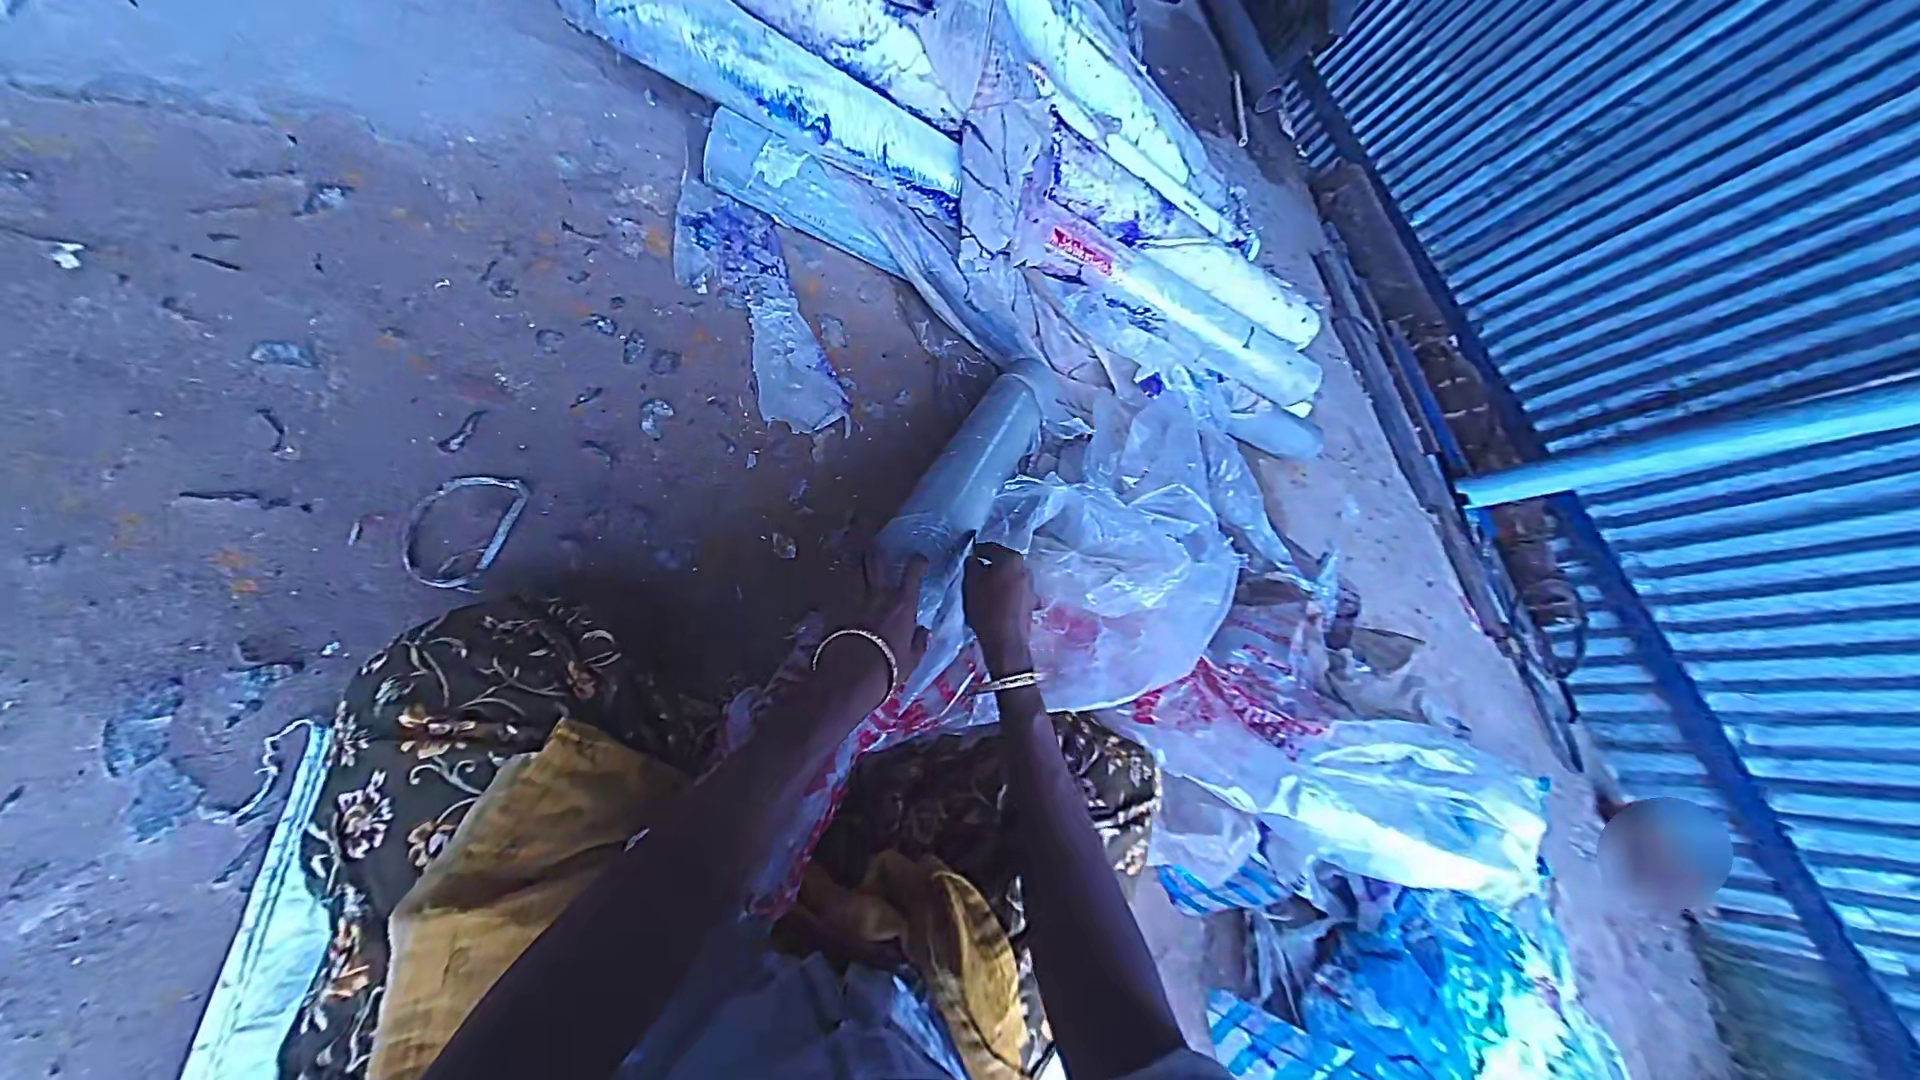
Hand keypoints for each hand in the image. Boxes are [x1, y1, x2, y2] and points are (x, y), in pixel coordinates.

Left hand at [815, 553, 931, 705]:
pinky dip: (840, 585)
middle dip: (878, 552)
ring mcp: (854, 597)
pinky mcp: (834, 606)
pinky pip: (838, 588)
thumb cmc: (888, 666)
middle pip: (877, 560)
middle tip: (878, 550)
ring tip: (856, 562)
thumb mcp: (912, 658)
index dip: (918, 562)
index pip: (913, 573)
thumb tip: (924, 631)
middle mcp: (879, 593)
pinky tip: (839, 587)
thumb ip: (919, 642)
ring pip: (853, 569)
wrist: (852, 673)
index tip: (919, 560)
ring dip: (856, 564)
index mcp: (902, 603)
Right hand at [964, 543, 1035, 677]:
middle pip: (1003, 562)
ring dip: (998, 580)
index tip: (969, 556)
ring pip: (1009, 577)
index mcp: (1012, 559)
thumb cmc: (986, 606)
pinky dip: (1005, 592)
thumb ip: (972, 564)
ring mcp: (1030, 586)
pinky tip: (995, 602)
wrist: (1005, 640)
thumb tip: (975, 559)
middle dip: (989, 566)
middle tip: (974, 573)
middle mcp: (1025, 569)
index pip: (991, 548)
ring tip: (983, 589)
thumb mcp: (971, 581)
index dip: (977, 551)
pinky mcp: (1031, 602)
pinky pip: (1014, 591)